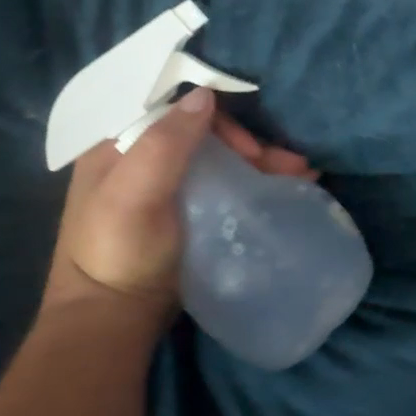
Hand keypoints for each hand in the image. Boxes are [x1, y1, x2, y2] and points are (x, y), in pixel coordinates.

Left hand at [43, 88, 319, 316]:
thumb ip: (166, 143)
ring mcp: (166, 183)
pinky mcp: (188, 207)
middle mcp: (141, 156)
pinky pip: (229, 176)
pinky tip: (290, 181)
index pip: (172, 105)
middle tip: (281, 162)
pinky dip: (259, 175)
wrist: (113, 322)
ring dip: (263, 158)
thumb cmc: (117, 253)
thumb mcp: (134, 195)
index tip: (243, 141)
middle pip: (205, 129)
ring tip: (302, 172)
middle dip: (249, 141)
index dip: (213, 112)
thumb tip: (205, 93)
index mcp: (116, 145)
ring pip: (222, 153)